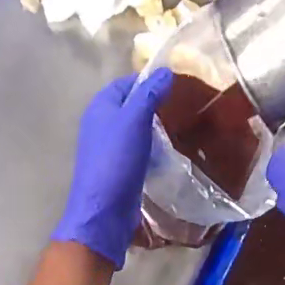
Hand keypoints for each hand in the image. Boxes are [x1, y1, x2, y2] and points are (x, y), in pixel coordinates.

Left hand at [53, 69, 174, 268]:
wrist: (104, 214)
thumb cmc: (116, 162)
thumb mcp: (135, 121)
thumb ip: (149, 94)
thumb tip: (165, 71)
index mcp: (101, 107)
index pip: (128, 83)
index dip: (151, 81)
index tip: (179, 87)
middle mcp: (100, 125)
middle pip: (132, 107)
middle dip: (155, 107)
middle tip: (184, 110)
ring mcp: (107, 150)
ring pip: (136, 132)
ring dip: (156, 132)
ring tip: (182, 132)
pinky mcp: (117, 172)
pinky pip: (137, 154)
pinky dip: (152, 152)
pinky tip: (169, 158)